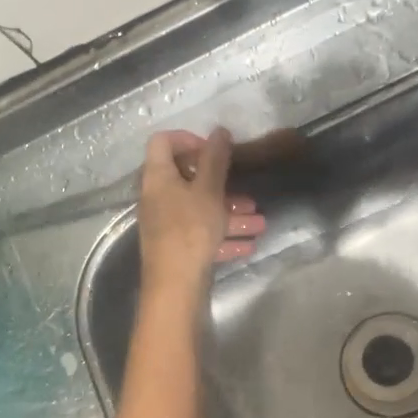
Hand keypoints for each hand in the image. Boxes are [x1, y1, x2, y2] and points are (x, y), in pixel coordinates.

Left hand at [136, 129, 265, 299]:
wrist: (175, 286)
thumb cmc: (190, 230)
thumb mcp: (208, 191)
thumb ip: (215, 159)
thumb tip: (219, 131)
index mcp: (158, 177)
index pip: (164, 142)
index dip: (189, 139)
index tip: (215, 150)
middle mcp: (158, 197)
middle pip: (189, 180)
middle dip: (222, 185)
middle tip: (245, 192)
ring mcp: (166, 225)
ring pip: (200, 210)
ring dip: (230, 214)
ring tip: (259, 222)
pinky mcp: (177, 248)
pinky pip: (201, 234)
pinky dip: (223, 236)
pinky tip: (248, 244)